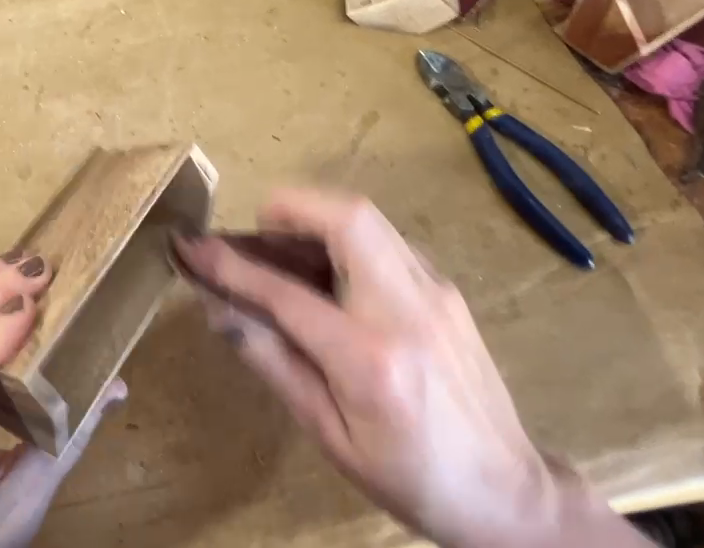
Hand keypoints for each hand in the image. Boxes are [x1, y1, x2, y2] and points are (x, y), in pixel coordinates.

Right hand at [173, 188, 645, 547]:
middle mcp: (408, 309)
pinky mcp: (446, 288)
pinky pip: (385, 240)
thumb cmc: (409, 475)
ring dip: (316, 218)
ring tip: (285, 249)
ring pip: (368, 219)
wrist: (510, 495)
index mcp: (371, 361)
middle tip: (258, 231)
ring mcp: (435, 292)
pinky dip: (344, 237)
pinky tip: (329, 274)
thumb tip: (218, 307)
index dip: (231, 266)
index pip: (286, 293)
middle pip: (347, 219)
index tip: (193, 246)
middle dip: (291, 207)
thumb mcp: (328, 433)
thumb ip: (271, 361)